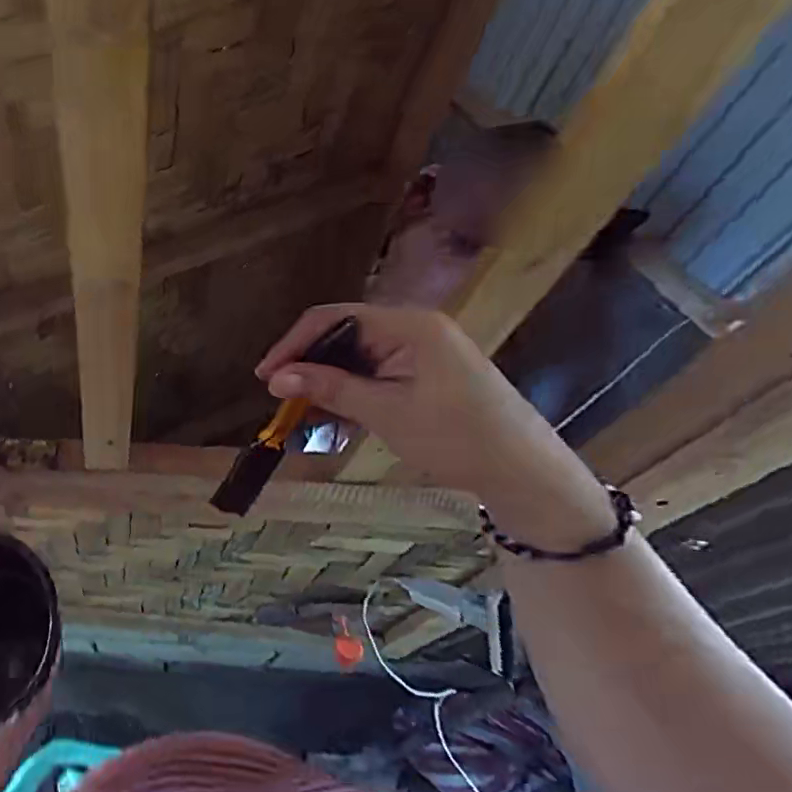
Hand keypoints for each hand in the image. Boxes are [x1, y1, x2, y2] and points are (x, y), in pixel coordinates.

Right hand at [255, 305, 601, 515]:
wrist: (525, 472)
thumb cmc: (456, 437)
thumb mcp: (385, 412)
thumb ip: (328, 388)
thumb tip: (275, 378)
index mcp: (407, 325)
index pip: (332, 319)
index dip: (293, 344)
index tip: (265, 376)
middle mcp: (412, 327)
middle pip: (341, 335)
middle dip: (307, 365)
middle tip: (280, 396)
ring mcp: (419, 349)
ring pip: (353, 356)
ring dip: (325, 381)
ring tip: (302, 412)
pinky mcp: (422, 370)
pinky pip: (372, 371)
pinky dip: (349, 390)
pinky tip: (332, 416)